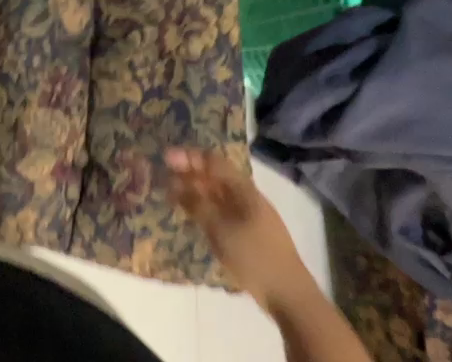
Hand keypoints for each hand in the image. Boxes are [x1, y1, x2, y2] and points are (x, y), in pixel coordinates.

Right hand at [166, 147, 317, 312]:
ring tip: (171, 194)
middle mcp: (247, 198)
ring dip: (195, 191)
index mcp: (244, 190)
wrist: (289, 295)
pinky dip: (204, 208)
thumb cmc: (254, 256)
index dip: (189, 157)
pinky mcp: (248, 234)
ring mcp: (249, 216)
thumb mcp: (220, 229)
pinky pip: (221, 211)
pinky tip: (191, 215)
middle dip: (189, 173)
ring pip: (217, 195)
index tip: (165, 158)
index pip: (213, 162)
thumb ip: (195, 203)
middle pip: (215, 176)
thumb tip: (172, 181)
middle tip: (162, 176)